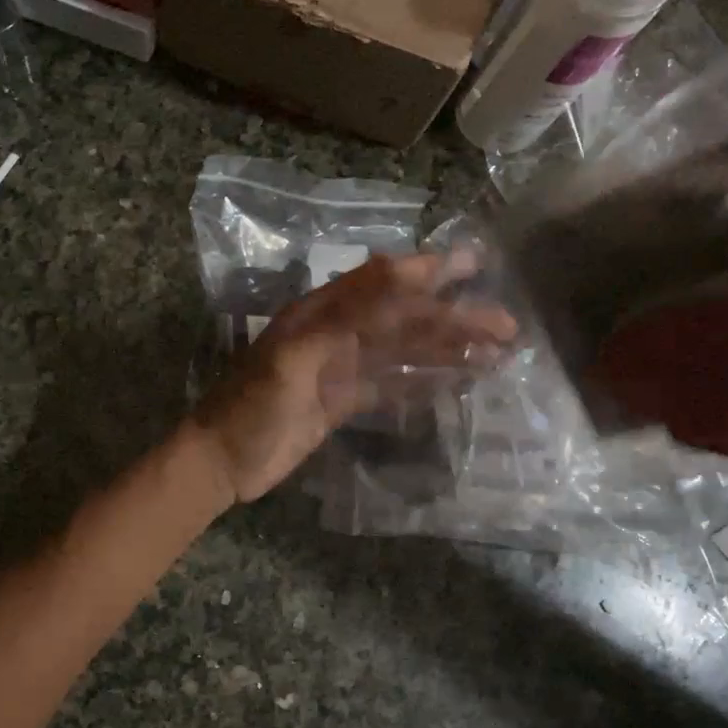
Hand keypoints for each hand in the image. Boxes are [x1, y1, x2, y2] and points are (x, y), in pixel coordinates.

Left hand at [190, 251, 517, 503]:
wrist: (222, 462)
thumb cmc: (252, 407)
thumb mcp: (292, 359)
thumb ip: (343, 320)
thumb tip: (395, 275)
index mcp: (317, 315)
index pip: (380, 283)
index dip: (425, 272)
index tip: (473, 265)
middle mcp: (332, 334)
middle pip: (400, 317)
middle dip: (451, 317)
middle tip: (505, 323)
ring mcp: (338, 369)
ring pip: (401, 351)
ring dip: (445, 348)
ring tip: (496, 351)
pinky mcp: (341, 402)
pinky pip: (390, 385)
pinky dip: (423, 381)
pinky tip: (456, 382)